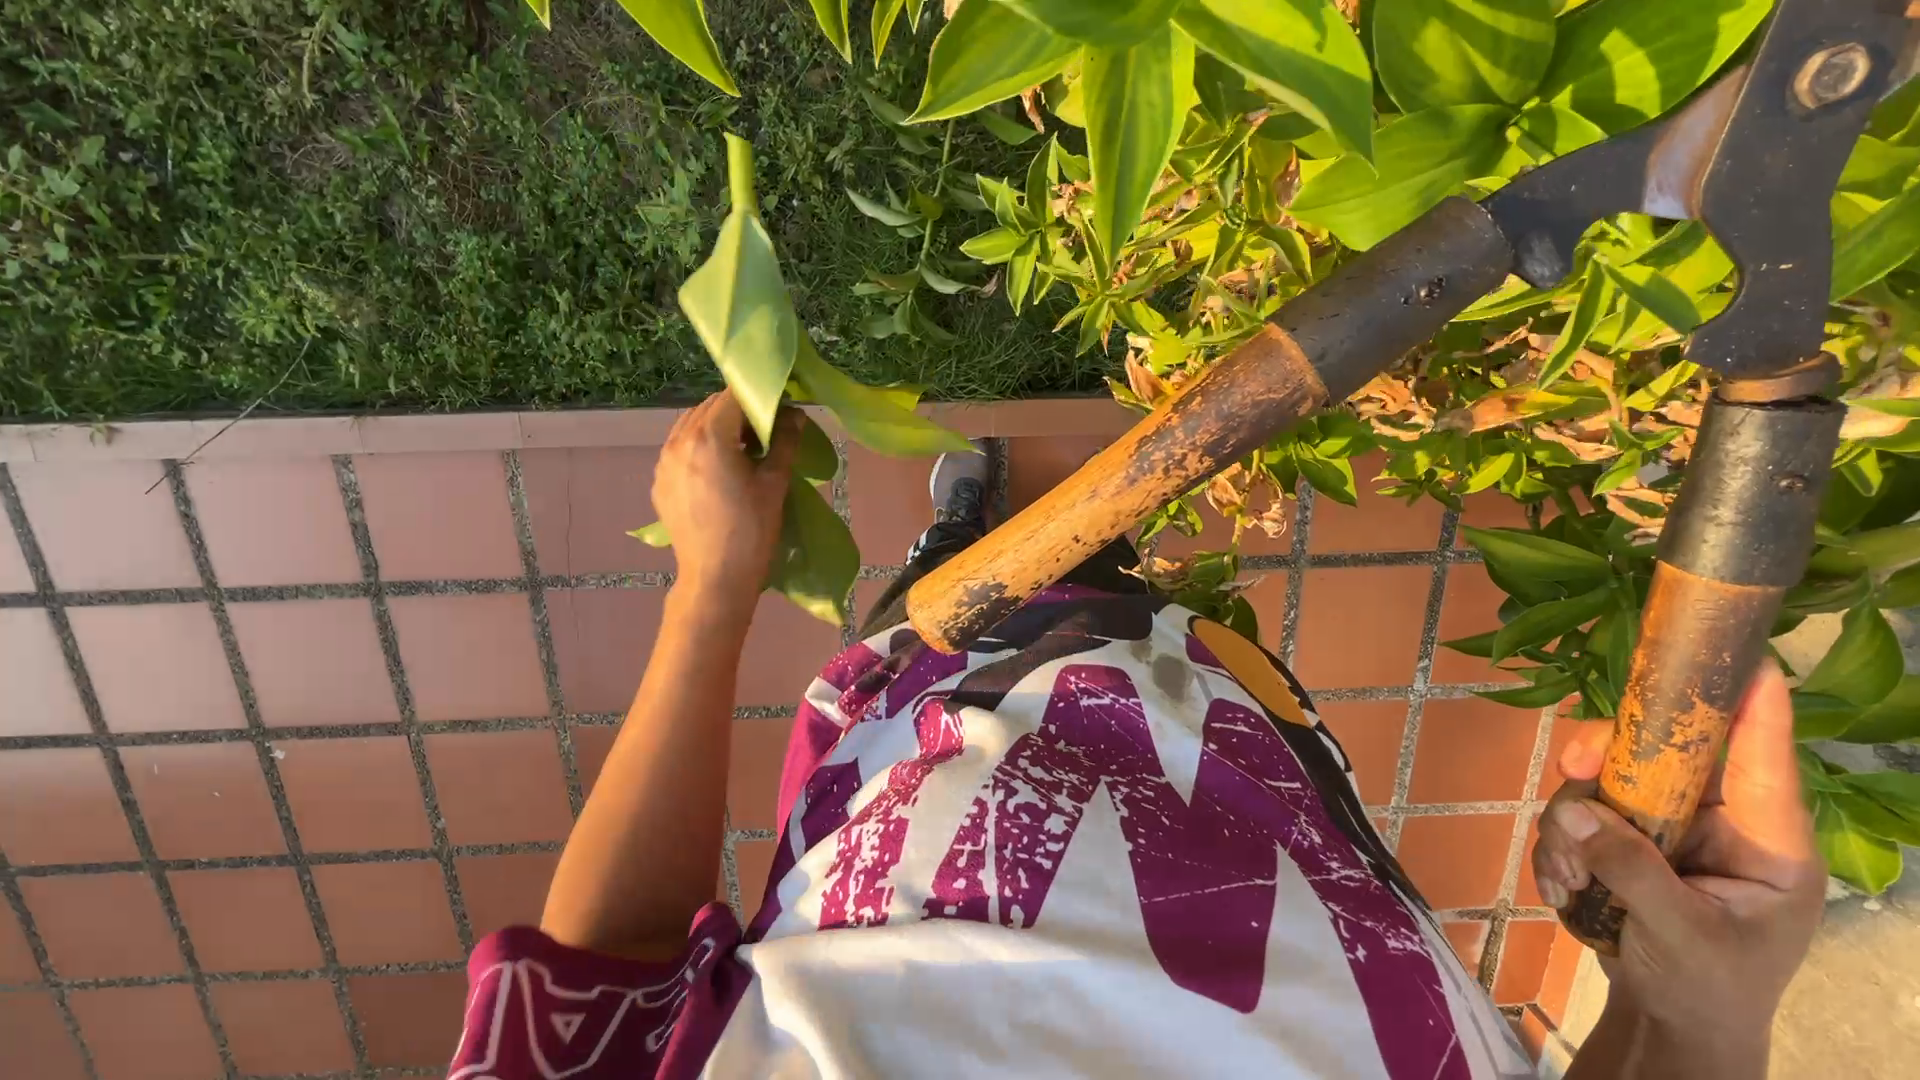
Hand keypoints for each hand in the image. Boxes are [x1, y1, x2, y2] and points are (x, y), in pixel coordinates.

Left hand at [652, 391, 799, 601]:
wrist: (715, 579)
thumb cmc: (751, 531)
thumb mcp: (774, 484)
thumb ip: (784, 442)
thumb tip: (795, 415)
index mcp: (709, 437)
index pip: (733, 397)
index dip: (758, 399)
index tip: (779, 412)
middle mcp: (679, 442)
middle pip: (709, 408)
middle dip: (738, 413)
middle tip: (764, 434)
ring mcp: (663, 463)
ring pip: (691, 426)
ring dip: (717, 428)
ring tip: (742, 452)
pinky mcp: (659, 482)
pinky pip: (679, 450)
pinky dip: (700, 448)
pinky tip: (719, 472)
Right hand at [1533, 661, 1824, 1058]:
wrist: (1672, 1022)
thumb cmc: (1708, 986)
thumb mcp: (1680, 935)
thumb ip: (1630, 870)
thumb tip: (1573, 810)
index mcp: (1766, 841)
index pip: (1764, 757)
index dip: (1753, 704)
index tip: (1739, 656)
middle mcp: (1716, 821)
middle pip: (1657, 754)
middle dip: (1605, 763)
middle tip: (1572, 773)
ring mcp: (1665, 829)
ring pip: (1601, 783)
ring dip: (1568, 824)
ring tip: (1567, 879)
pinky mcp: (1624, 841)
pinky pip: (1575, 814)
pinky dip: (1557, 845)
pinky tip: (1563, 886)